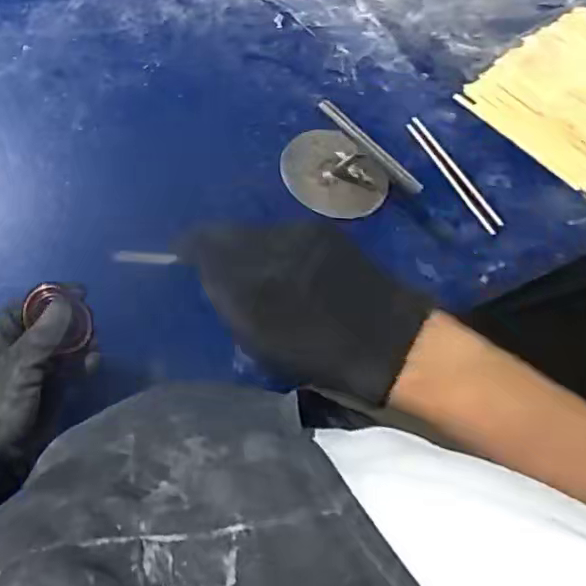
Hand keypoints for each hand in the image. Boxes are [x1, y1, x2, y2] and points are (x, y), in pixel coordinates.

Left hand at [0, 299, 83, 517]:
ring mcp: (37, 367)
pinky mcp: (53, 389)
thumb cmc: (0, 404)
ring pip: (64, 344)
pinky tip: (94, 363)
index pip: (29, 303)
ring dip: (80, 341)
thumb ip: (43, 335)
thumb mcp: (20, 365)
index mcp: (3, 333)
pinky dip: (83, 363)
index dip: (52, 295)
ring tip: (94, 345)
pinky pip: (71, 368)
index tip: (81, 292)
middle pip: (50, 321)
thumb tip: (65, 301)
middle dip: (72, 319)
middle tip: (92, 323)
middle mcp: (20, 345)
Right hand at [178, 222, 433, 404]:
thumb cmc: (319, 348)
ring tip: (250, 282)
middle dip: (219, 252)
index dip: (188, 249)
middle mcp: (281, 231)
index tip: (180, 264)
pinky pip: (287, 243)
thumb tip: (196, 264)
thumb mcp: (253, 327)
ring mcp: (311, 234)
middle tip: (214, 277)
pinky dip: (275, 258)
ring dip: (249, 255)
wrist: (405, 354)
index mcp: (256, 249)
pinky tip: (281, 281)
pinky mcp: (335, 243)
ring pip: (260, 238)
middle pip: (232, 234)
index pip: (204, 236)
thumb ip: (219, 289)